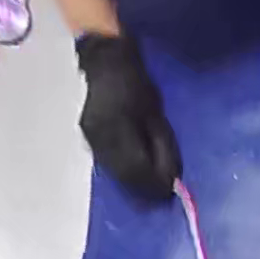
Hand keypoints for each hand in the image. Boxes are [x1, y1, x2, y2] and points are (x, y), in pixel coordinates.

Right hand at [76, 34, 181, 202]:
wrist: (103, 63)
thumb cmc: (136, 84)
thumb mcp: (156, 116)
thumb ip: (163, 150)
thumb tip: (170, 181)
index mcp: (118, 126)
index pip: (137, 168)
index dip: (154, 184)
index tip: (169, 192)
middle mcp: (101, 137)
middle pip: (125, 177)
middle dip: (146, 190)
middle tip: (163, 195)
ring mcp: (91, 141)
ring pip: (116, 176)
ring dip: (135, 185)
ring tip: (152, 187)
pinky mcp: (89, 143)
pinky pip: (110, 167)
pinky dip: (125, 175)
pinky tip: (137, 175)